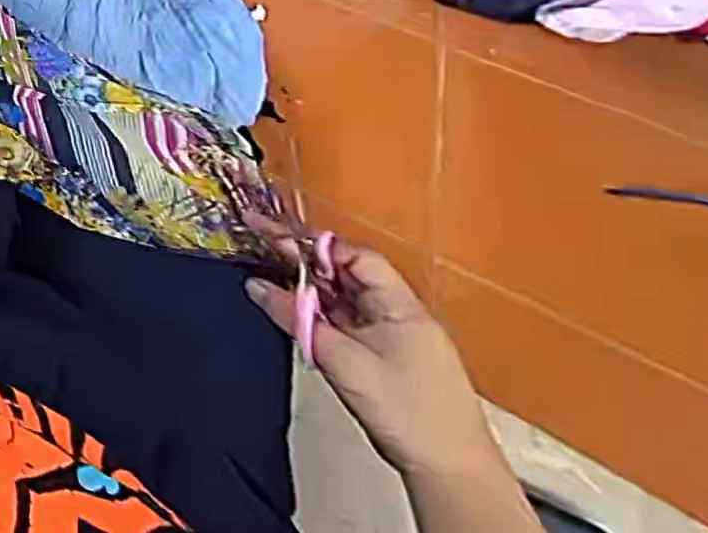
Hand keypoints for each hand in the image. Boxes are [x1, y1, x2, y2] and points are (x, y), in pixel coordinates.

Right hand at [246, 239, 501, 480]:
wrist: (450, 472)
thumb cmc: (408, 414)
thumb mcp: (340, 359)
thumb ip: (295, 317)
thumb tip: (257, 287)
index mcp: (401, 308)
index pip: (356, 257)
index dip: (316, 246)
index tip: (277, 236)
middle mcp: (399, 315)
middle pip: (346, 273)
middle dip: (304, 258)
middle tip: (264, 241)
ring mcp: (393, 336)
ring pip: (343, 296)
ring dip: (309, 286)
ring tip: (271, 273)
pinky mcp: (385, 355)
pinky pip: (345, 319)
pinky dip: (318, 310)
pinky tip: (295, 309)